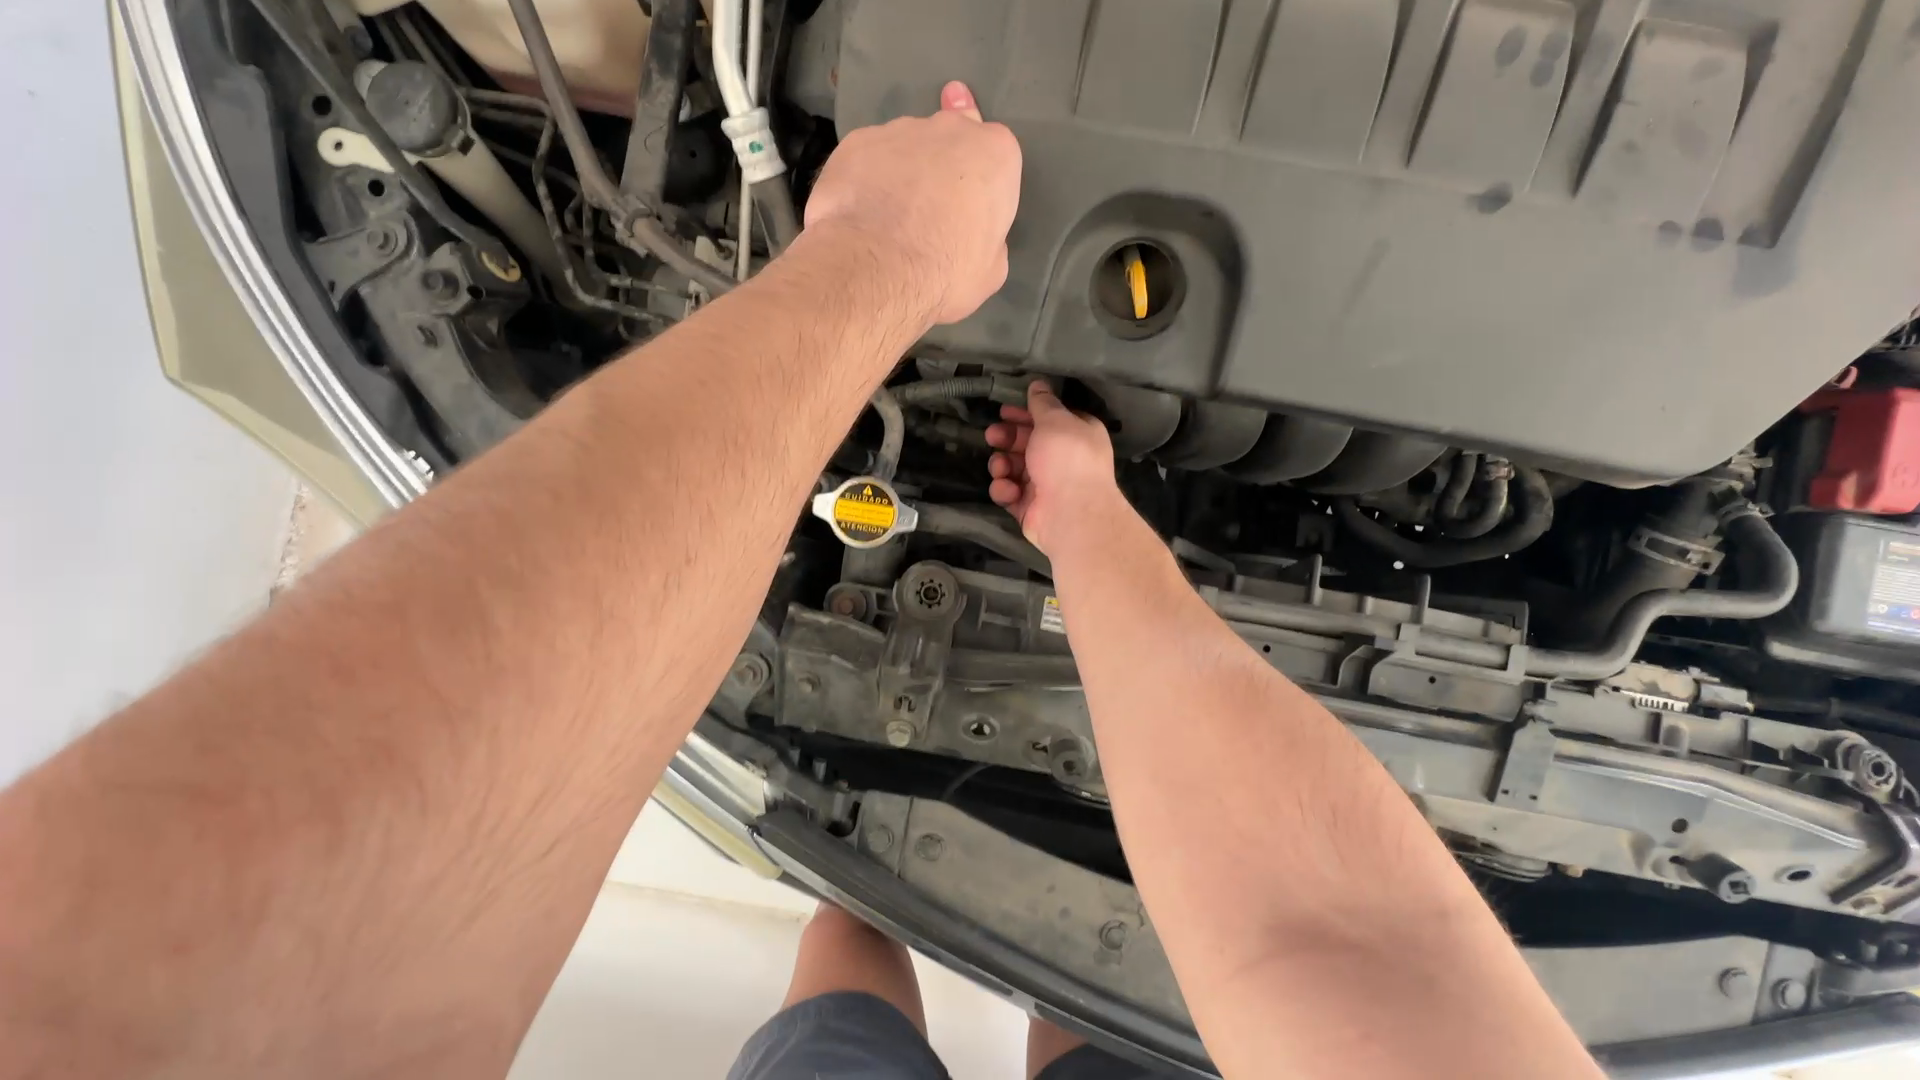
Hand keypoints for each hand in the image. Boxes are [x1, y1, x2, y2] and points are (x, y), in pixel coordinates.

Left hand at [805, 82, 1021, 325]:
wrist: (877, 272)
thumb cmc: (947, 274)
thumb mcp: (991, 268)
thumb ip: (987, 234)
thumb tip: (969, 233)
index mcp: (994, 154)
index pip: (995, 156)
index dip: (981, 186)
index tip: (968, 212)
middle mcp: (950, 130)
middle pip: (951, 140)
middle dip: (943, 168)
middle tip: (929, 212)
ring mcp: (900, 131)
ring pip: (907, 146)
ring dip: (904, 173)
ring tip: (890, 216)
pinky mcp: (857, 141)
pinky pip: (869, 157)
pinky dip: (867, 179)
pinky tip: (861, 211)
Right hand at [986, 381, 1121, 555]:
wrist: (1071, 514)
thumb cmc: (1067, 459)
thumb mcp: (1055, 421)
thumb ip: (1043, 403)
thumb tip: (1038, 384)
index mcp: (1076, 435)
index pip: (1048, 420)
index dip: (1025, 414)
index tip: (1004, 411)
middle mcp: (1062, 459)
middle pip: (1026, 443)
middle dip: (1007, 438)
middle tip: (993, 435)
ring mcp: (1045, 485)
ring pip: (1013, 468)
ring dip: (1002, 465)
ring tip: (1001, 467)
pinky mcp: (1029, 507)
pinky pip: (1010, 493)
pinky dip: (1005, 490)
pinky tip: (1009, 491)